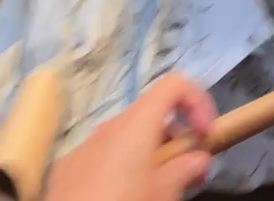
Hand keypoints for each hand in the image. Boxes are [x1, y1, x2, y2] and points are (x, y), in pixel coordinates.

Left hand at [45, 73, 216, 200]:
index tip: (206, 135)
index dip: (198, 101)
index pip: (176, 83)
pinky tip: (123, 196)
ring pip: (130, 136)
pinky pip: (106, 155)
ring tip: (157, 190)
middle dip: (176, 134)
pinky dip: (125, 167)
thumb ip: (184, 172)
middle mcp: (113, 124)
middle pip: (154, 112)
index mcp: (138, 122)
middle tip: (187, 170)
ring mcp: (87, 145)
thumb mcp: (160, 196)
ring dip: (151, 154)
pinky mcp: (68, 169)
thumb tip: (200, 157)